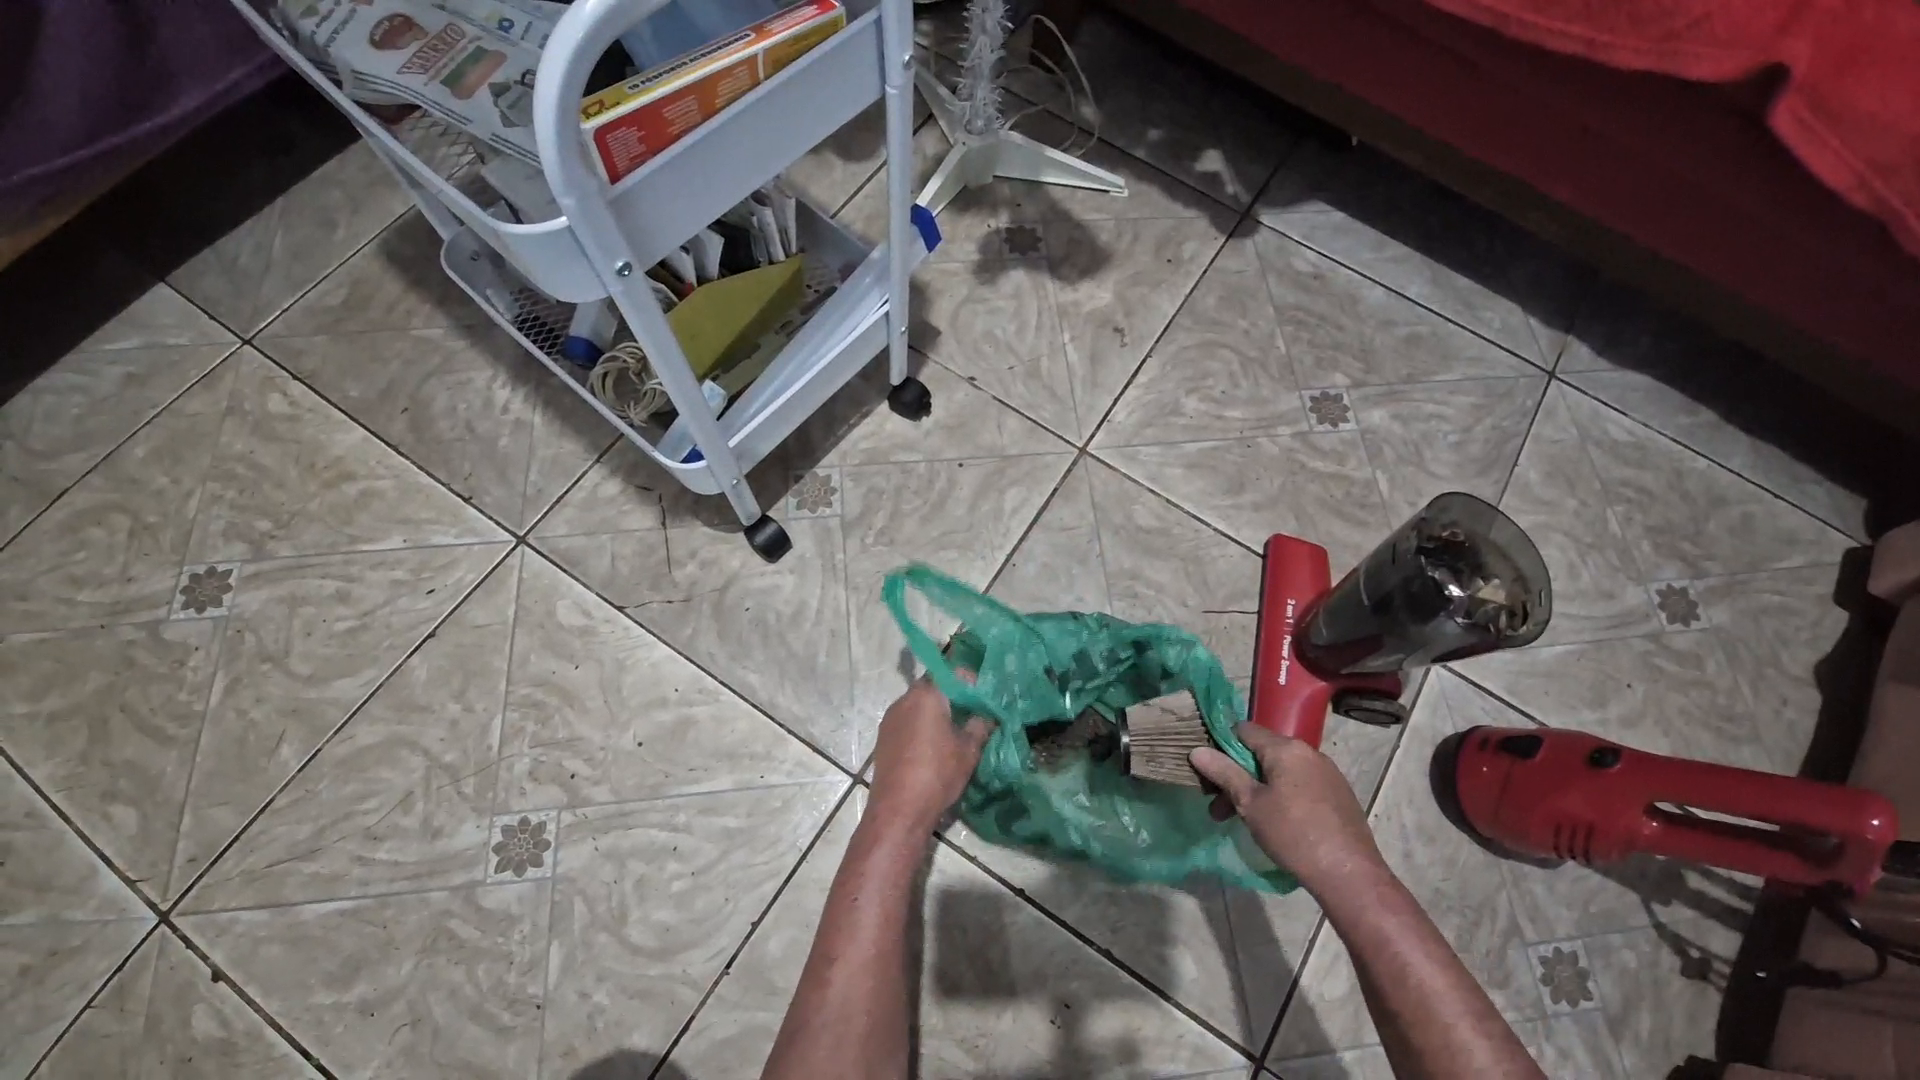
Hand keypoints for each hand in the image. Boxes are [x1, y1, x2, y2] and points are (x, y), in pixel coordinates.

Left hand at [868, 676, 994, 835]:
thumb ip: (980, 725)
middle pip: (932, 686)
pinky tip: (933, 746)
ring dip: (936, 711)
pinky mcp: (883, 737)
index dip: (970, 680)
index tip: (983, 696)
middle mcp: (904, 700)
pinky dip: (922, 725)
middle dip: (952, 696)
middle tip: (972, 712)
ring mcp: (890, 718)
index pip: (951, 673)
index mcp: (927, 696)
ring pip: (918, 704)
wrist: (899, 809)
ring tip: (954, 730)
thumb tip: (987, 714)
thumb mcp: (969, 750)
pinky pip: (907, 720)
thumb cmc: (938, 774)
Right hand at [1189, 724, 1384, 893]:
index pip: (1244, 730)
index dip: (1221, 746)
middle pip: (1261, 754)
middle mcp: (1309, 752)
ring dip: (1256, 790)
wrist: (1349, 874)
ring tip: (1242, 821)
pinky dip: (1281, 796)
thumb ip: (1224, 773)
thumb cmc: (1293, 834)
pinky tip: (1275, 823)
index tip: (1210, 772)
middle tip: (1219, 809)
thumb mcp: (1250, 804)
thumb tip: (1197, 750)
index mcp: (1286, 748)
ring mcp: (1327, 773)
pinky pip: (1299, 784)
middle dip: (1236, 777)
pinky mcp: (1337, 794)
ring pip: (1280, 772)